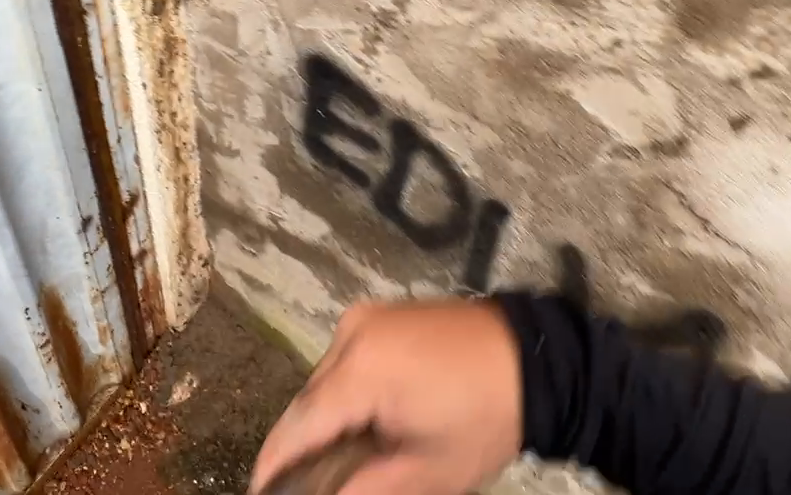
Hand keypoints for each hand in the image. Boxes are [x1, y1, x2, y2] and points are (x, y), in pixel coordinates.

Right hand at [250, 298, 523, 494]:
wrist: (531, 355)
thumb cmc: (482, 418)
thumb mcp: (428, 471)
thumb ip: (365, 489)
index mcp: (359, 369)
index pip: (299, 423)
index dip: (275, 463)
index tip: (260, 491)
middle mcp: (351, 333)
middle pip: (310, 399)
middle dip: (303, 443)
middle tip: (306, 483)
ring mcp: (366, 318)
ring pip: (326, 380)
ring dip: (325, 418)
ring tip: (334, 459)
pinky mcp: (381, 315)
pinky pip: (346, 361)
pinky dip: (344, 393)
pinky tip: (360, 422)